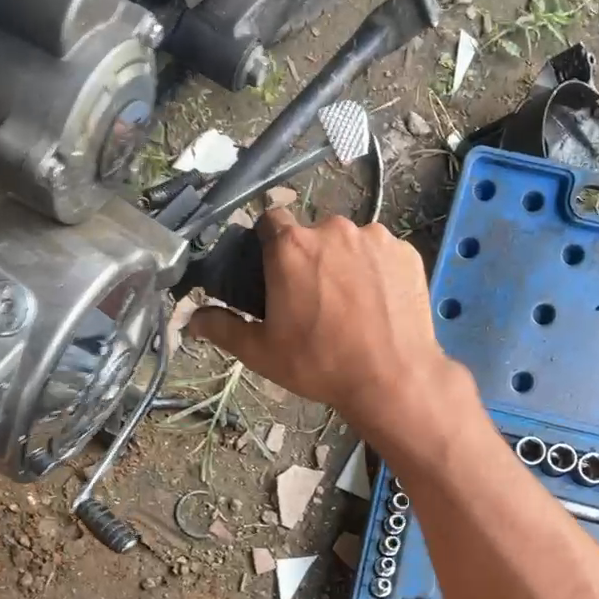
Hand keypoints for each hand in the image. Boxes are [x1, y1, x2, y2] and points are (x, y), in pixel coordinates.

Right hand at [186, 210, 462, 436]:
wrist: (392, 378)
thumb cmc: (320, 365)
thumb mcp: (262, 353)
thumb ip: (224, 328)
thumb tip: (192, 319)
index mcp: (290, 248)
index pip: (269, 219)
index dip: (267, 243)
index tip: (271, 271)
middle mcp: (332, 229)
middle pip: (311, 235)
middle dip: (308, 261)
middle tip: (310, 303)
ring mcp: (374, 237)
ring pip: (348, 243)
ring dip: (342, 265)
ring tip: (347, 309)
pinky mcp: (406, 252)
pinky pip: (380, 255)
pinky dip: (374, 274)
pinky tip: (375, 307)